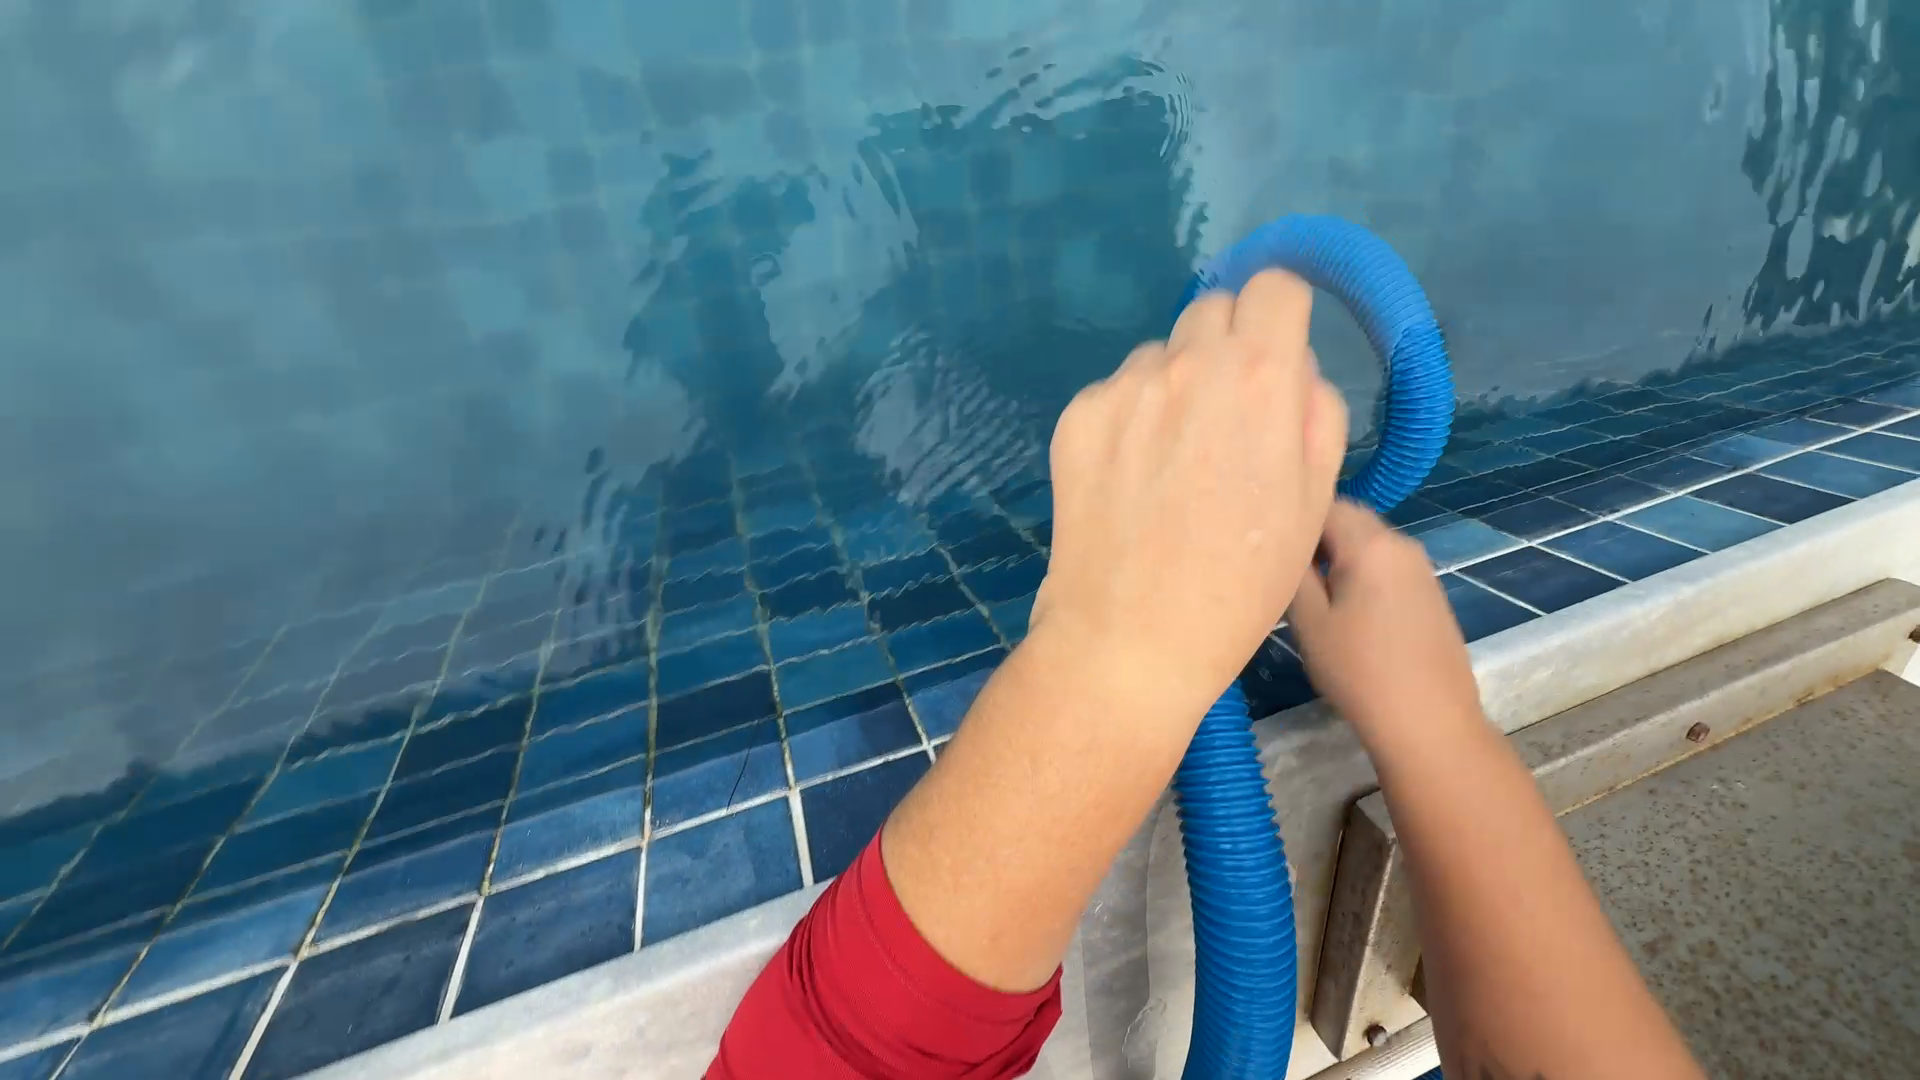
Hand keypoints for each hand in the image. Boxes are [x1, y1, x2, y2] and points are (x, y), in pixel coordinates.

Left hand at [1031, 270, 1348, 714]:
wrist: (1131, 634)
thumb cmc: (1239, 582)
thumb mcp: (1313, 500)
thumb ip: (1315, 411)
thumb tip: (1291, 368)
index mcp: (1259, 378)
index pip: (1275, 287)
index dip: (1281, 316)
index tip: (1274, 351)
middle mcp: (1184, 366)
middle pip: (1212, 312)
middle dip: (1228, 347)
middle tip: (1224, 416)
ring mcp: (1121, 390)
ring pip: (1159, 357)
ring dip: (1173, 385)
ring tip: (1169, 462)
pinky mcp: (1076, 418)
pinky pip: (1115, 393)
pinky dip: (1128, 418)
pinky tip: (1128, 478)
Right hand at [1287, 500, 1482, 743]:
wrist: (1429, 722)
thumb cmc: (1359, 670)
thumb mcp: (1309, 621)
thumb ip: (1293, 572)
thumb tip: (1282, 544)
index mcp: (1372, 545)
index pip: (1325, 503)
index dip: (1292, 516)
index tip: (1265, 538)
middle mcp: (1401, 545)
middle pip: (1348, 519)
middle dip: (1313, 533)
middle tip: (1279, 563)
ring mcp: (1420, 569)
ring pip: (1365, 542)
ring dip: (1333, 553)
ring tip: (1303, 586)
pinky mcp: (1427, 592)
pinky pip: (1382, 563)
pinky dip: (1356, 570)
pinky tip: (1339, 604)